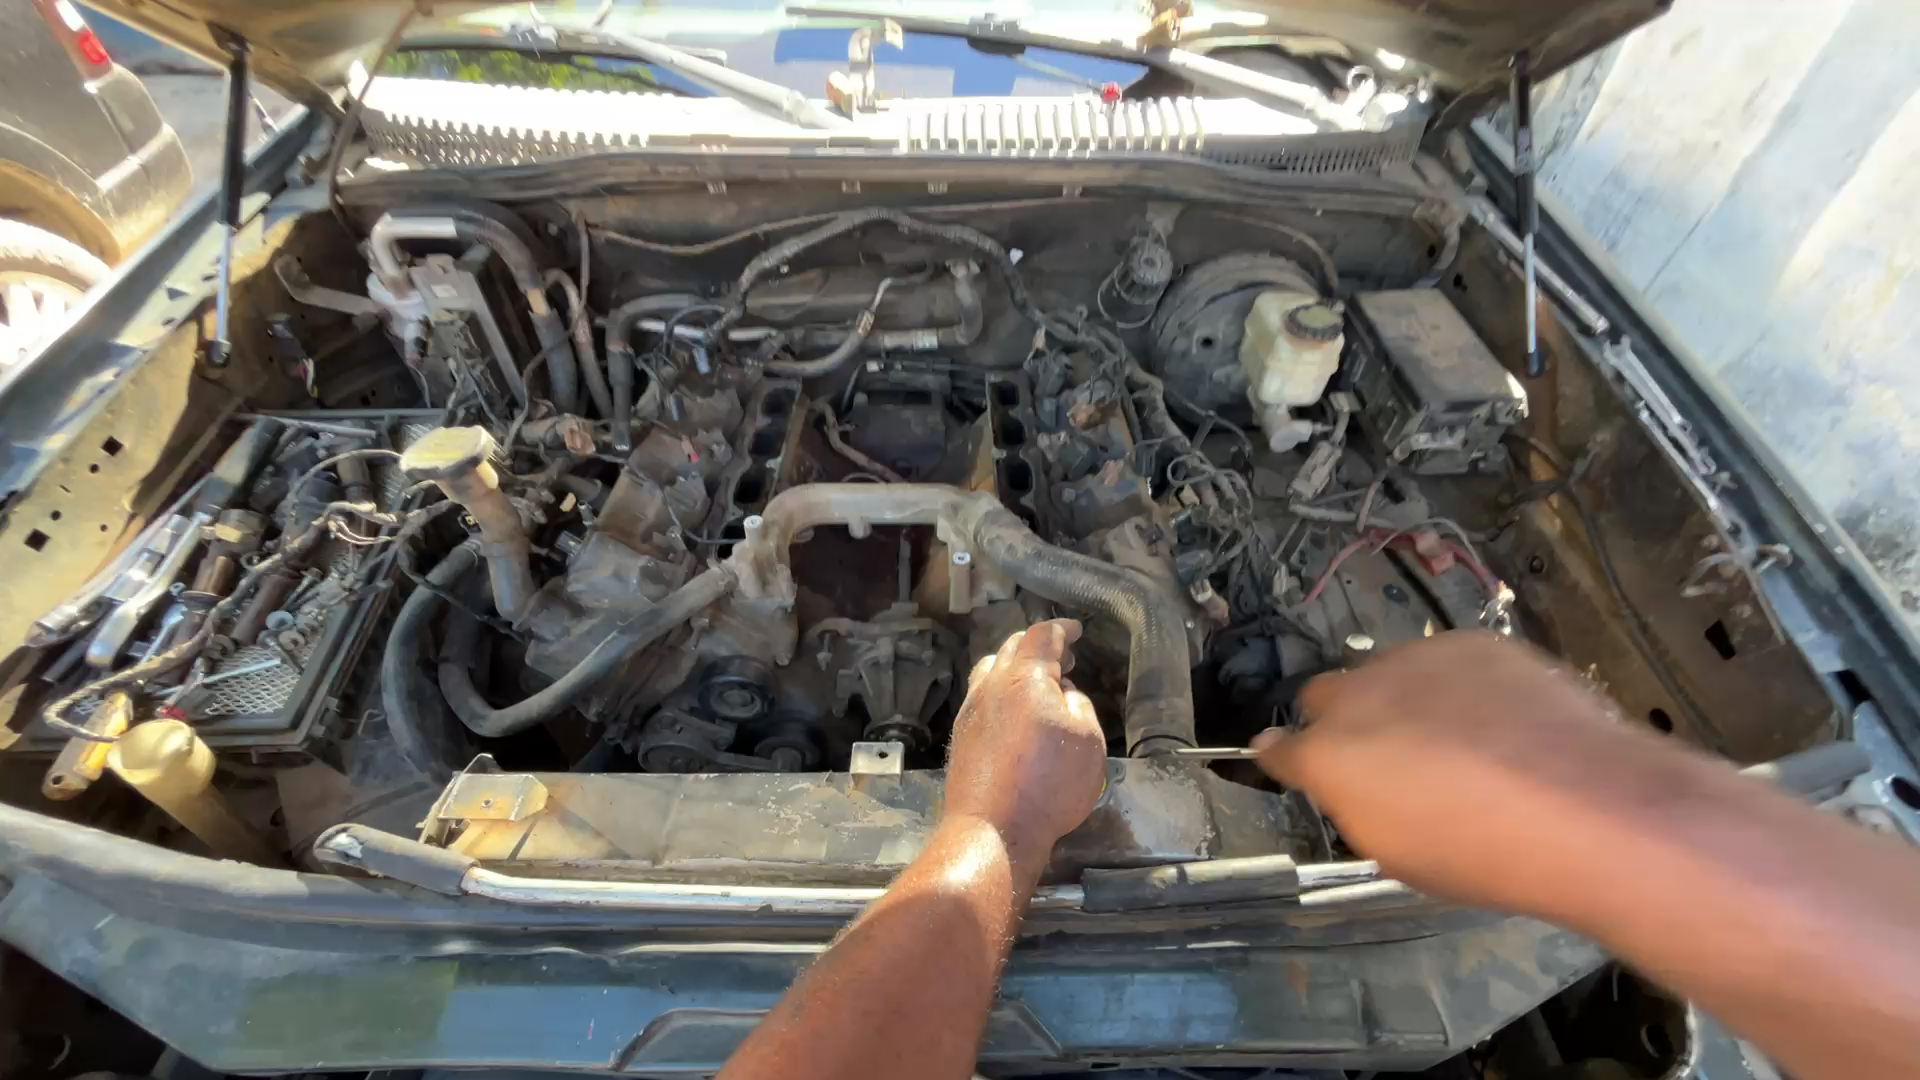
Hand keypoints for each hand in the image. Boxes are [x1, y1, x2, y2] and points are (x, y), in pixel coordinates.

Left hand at [943, 619, 1106, 874]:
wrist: (994, 829)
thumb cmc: (1049, 784)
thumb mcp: (1088, 741)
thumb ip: (1078, 703)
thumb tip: (1063, 691)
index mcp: (1024, 678)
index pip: (1042, 636)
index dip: (1061, 629)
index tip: (1075, 630)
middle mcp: (991, 684)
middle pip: (1012, 647)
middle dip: (1039, 645)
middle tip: (1063, 656)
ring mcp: (971, 708)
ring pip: (991, 668)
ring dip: (1015, 664)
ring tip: (1037, 680)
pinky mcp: (962, 733)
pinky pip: (982, 694)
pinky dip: (1001, 688)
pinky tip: (1015, 709)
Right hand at [1254, 631, 1743, 915]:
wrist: (1596, 810)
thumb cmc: (1485, 854)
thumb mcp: (1396, 850)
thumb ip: (1348, 801)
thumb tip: (1312, 767)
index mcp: (1328, 755)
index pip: (1278, 747)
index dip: (1285, 754)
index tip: (1292, 761)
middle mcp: (1355, 696)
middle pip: (1322, 694)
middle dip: (1340, 718)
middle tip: (1386, 754)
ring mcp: (1414, 660)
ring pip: (1387, 673)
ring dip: (1400, 698)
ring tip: (1460, 738)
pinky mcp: (1471, 643)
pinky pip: (1446, 661)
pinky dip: (1458, 685)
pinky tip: (1502, 720)